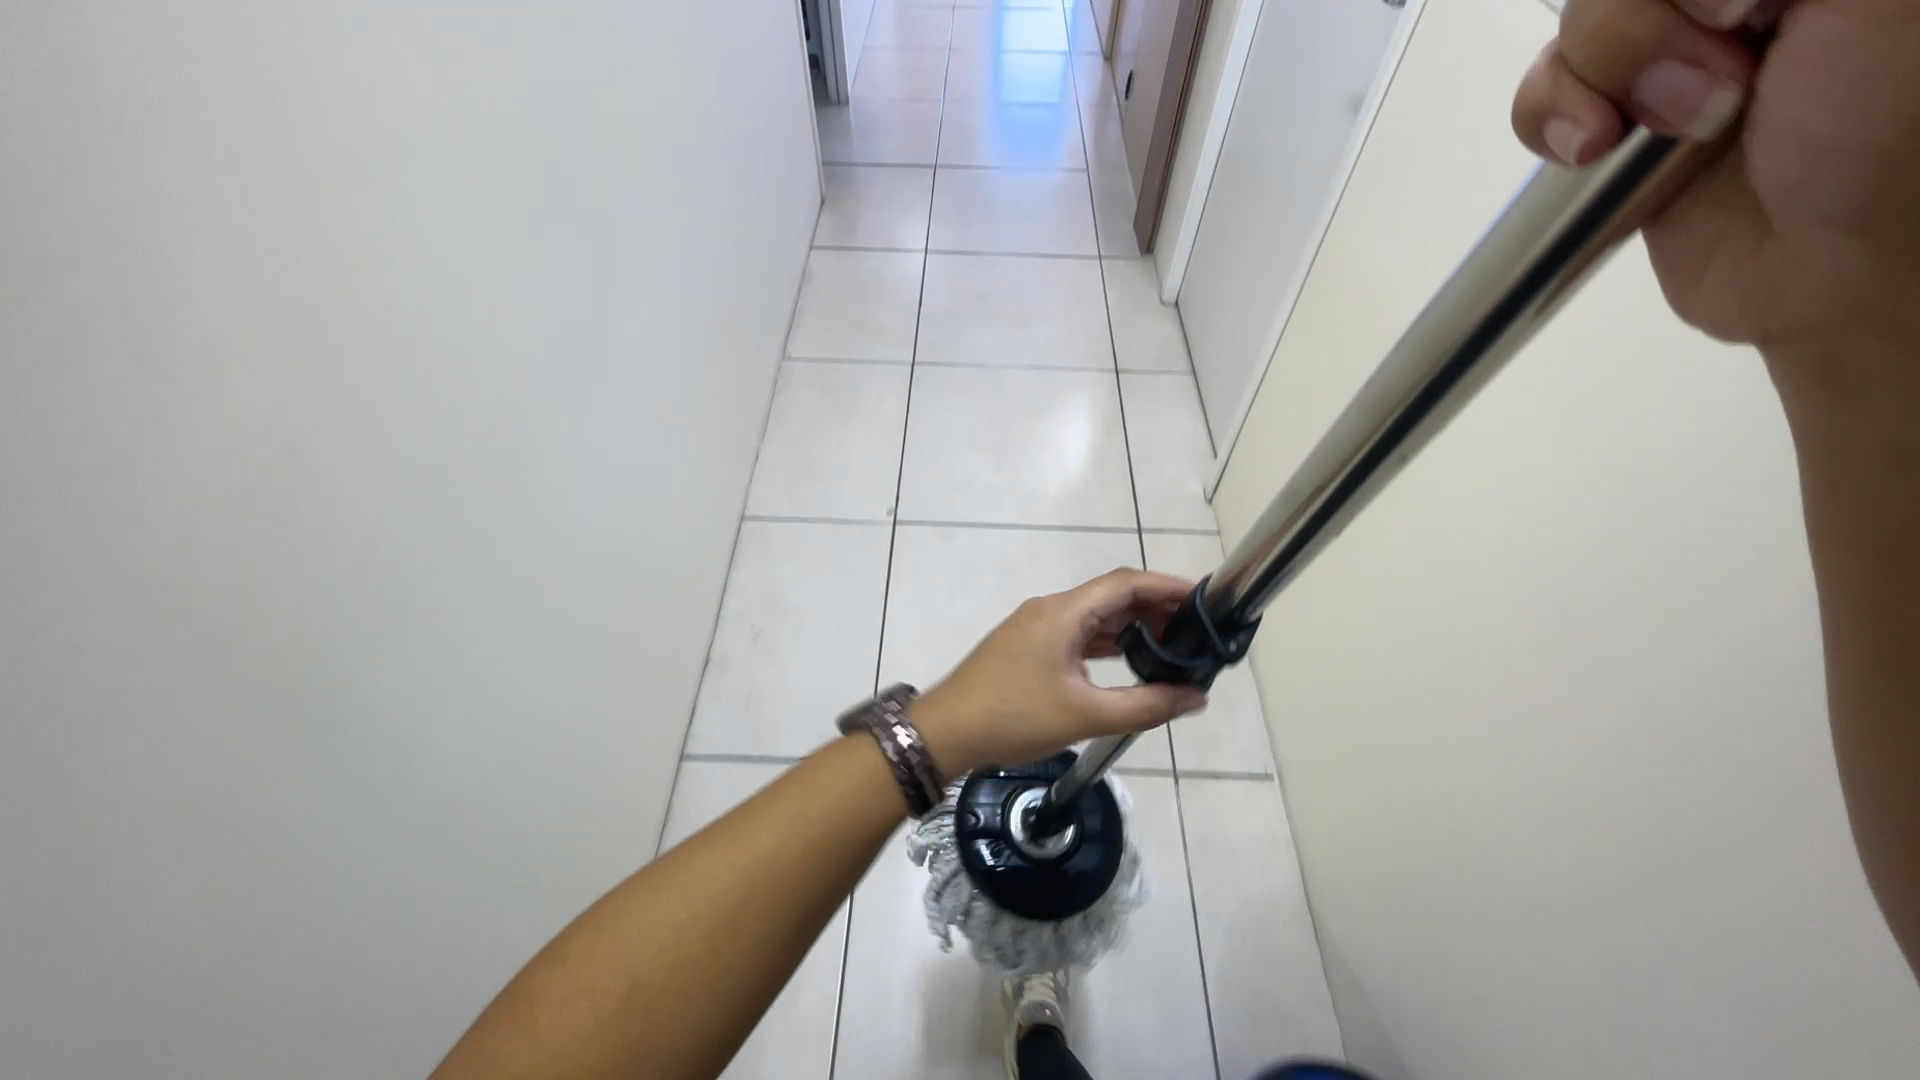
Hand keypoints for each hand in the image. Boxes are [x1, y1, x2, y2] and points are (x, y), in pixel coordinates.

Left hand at [910, 568, 1210, 776]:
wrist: (944, 732)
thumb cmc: (1013, 717)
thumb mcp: (1085, 715)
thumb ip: (1146, 705)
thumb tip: (1196, 696)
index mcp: (1063, 613)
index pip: (1125, 583)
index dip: (1167, 587)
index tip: (1204, 601)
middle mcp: (1050, 610)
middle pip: (1111, 596)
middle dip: (1154, 609)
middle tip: (1194, 632)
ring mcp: (1035, 628)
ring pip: (1093, 617)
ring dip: (1130, 628)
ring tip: (1170, 648)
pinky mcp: (1026, 648)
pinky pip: (1076, 634)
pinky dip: (1106, 643)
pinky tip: (1127, 663)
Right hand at [1511, 0, 1919, 376]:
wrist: (1844, 266)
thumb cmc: (1891, 128)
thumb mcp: (1877, 1)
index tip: (1744, 9)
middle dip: (1643, 27)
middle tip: (1724, 78)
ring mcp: (1671, 53)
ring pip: (1573, 29)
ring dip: (1600, 80)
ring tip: (1676, 129)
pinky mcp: (1618, 120)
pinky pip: (1542, 94)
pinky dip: (1551, 120)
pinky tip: (1594, 150)